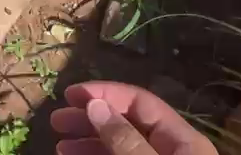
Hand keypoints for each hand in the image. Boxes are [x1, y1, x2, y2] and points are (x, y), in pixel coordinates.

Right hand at [49, 82, 215, 154]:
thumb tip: (94, 103)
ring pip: (121, 147)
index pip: (139, 100)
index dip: (104, 92)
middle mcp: (173, 151)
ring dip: (89, 143)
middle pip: (127, 122)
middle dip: (90, 119)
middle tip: (57, 122)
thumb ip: (125, 140)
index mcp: (184, 141)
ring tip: (61, 148)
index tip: (71, 95)